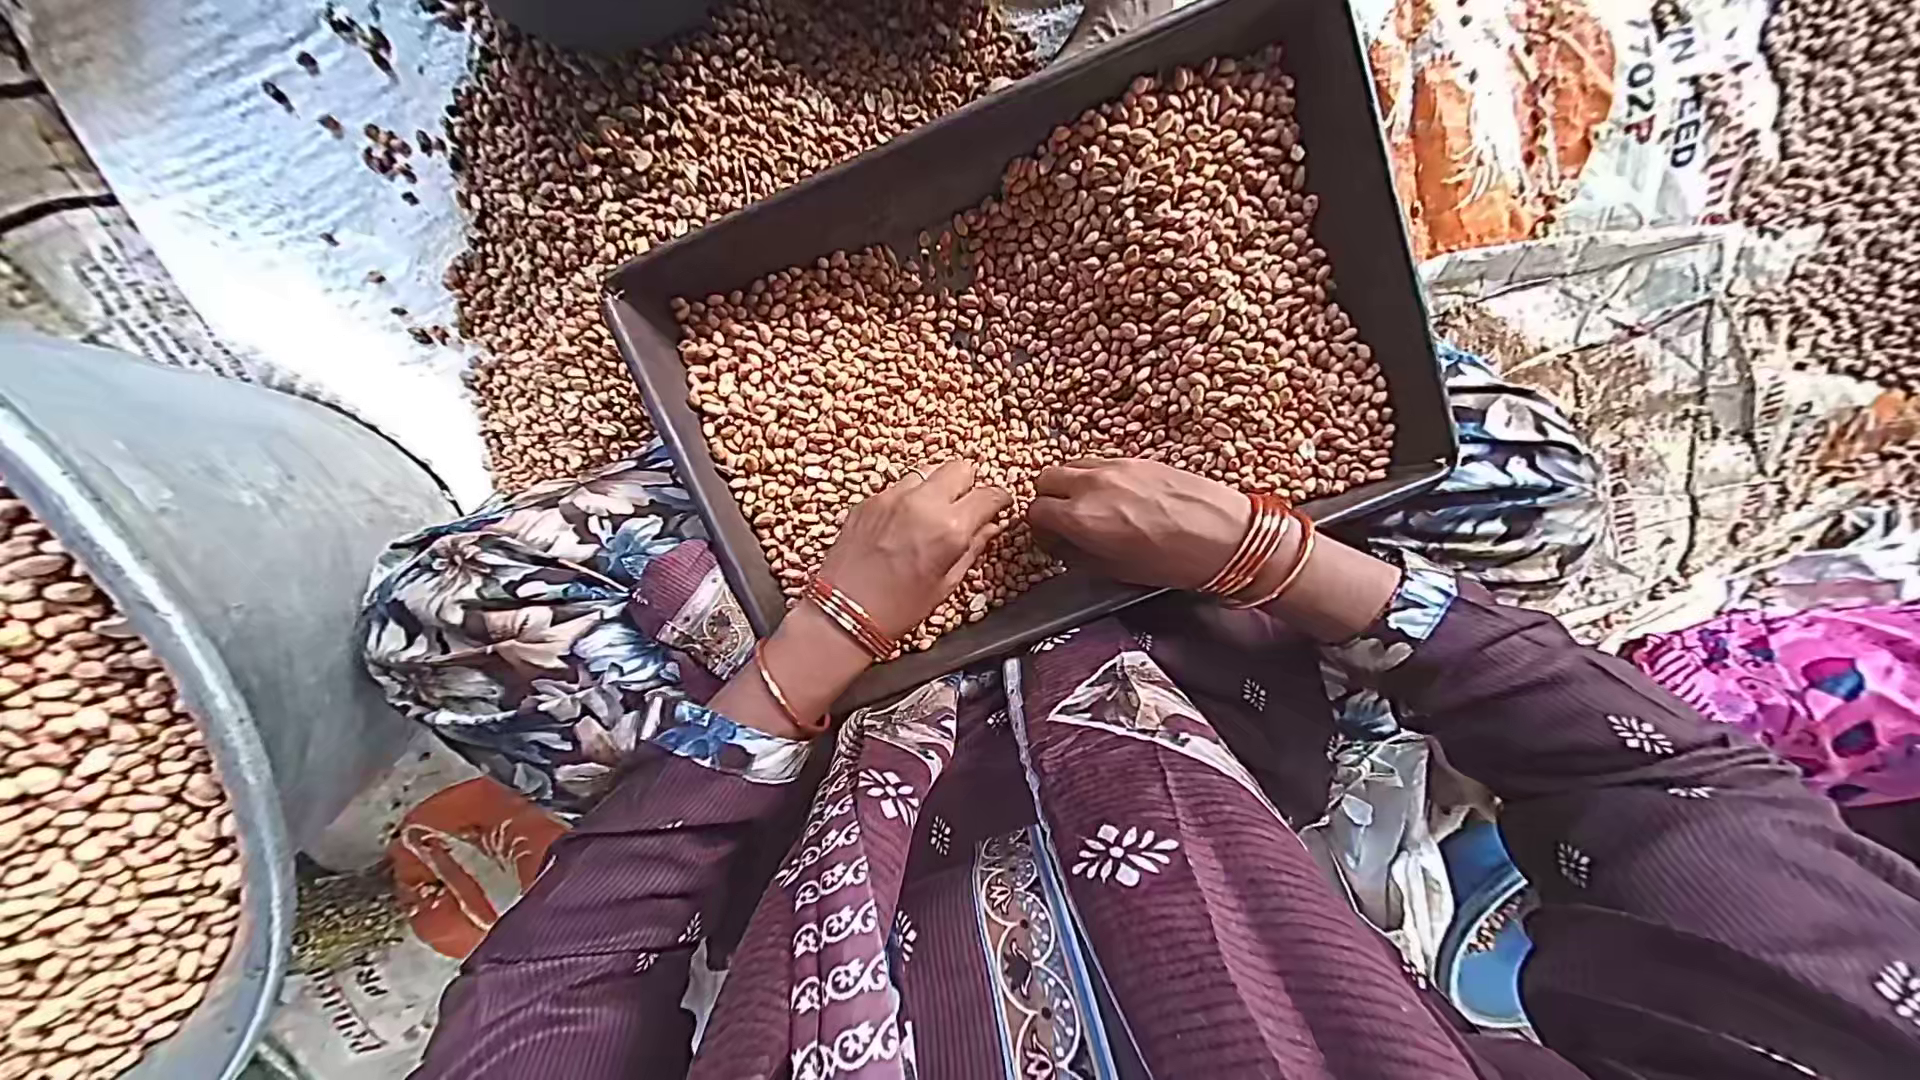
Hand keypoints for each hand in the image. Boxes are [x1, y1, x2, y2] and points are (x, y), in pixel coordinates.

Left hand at [816, 459, 1011, 639]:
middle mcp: (922, 503)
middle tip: (965, 506)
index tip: (999, 505)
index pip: (989, 494)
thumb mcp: (947, 583)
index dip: (1000, 499)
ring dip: (937, 486)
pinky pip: (899, 484)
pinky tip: (905, 521)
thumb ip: (973, 546)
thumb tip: (991, 526)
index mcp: (950, 528)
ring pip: (928, 469)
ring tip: (933, 512)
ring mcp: (892, 497)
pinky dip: (909, 496)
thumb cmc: (898, 608)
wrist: (843, 613)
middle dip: (968, 484)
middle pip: (960, 467)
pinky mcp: (869, 500)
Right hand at [1027, 458, 1254, 590]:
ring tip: (1088, 505)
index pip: (1035, 511)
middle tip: (1062, 518)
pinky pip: (1099, 462)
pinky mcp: (1137, 458)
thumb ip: (1077, 554)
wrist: (1227, 537)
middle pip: (1045, 479)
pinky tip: (1114, 495)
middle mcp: (1092, 485)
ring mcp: (1115, 467)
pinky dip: (1094, 476)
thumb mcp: (1115, 570)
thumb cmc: (1174, 562)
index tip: (1051, 537)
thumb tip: (1060, 544)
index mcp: (1082, 517)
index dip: (1039, 528)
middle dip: (1048, 499)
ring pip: (1071, 465)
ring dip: (1069, 483)